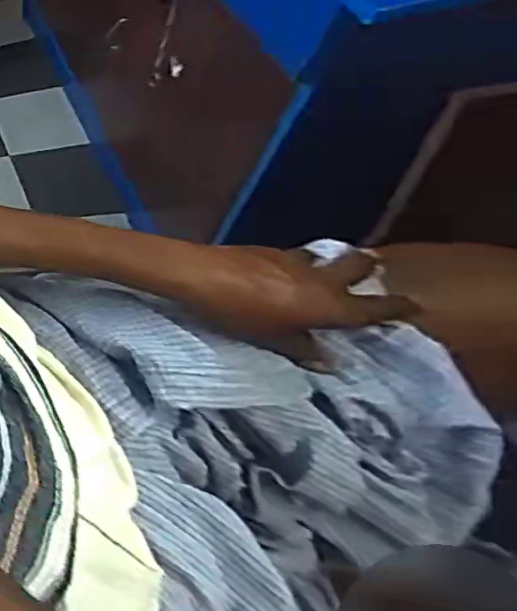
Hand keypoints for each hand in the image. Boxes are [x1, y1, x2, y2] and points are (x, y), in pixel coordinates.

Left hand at [166, 247, 418, 369]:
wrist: (198, 273)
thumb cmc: (237, 311)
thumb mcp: (270, 338)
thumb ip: (301, 348)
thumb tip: (328, 362)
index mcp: (334, 305)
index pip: (380, 308)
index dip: (399, 308)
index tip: (413, 307)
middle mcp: (323, 279)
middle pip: (360, 266)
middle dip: (367, 269)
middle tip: (368, 273)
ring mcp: (293, 260)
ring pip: (324, 257)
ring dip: (326, 262)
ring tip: (319, 270)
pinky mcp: (264, 249)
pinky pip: (288, 255)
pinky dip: (291, 261)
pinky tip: (276, 267)